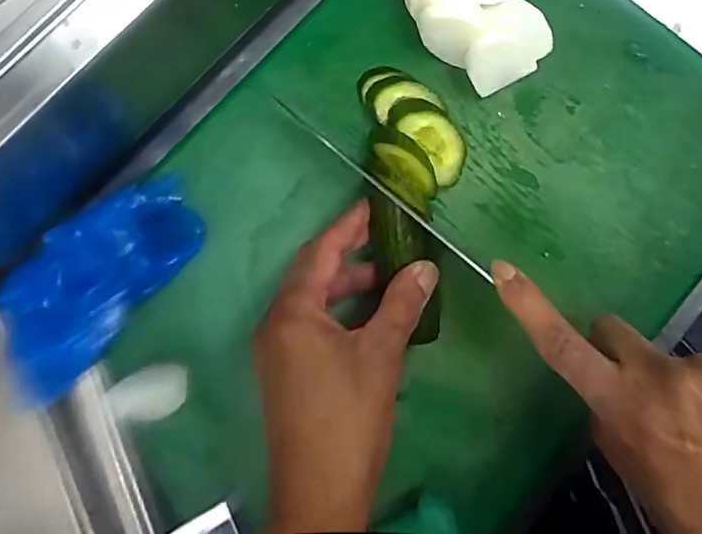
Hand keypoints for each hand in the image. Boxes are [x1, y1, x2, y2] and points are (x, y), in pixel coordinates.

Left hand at [255, 200, 439, 532]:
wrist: (319, 496)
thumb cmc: (348, 417)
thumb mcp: (380, 354)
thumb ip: (401, 303)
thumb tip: (425, 266)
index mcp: (292, 313)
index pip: (320, 252)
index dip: (348, 225)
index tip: (373, 205)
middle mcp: (276, 324)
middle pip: (311, 271)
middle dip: (347, 251)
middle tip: (384, 234)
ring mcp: (278, 349)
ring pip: (312, 299)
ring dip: (345, 282)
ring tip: (385, 274)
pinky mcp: (286, 371)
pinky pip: (311, 321)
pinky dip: (339, 309)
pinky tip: (369, 313)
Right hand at [493, 261, 701, 533]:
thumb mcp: (660, 502)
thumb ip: (624, 445)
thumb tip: (606, 415)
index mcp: (636, 411)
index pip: (567, 351)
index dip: (531, 309)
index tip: (505, 271)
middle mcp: (664, 374)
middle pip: (610, 332)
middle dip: (604, 352)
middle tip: (622, 397)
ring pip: (658, 361)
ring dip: (659, 388)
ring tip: (696, 445)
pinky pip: (698, 374)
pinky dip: (697, 398)